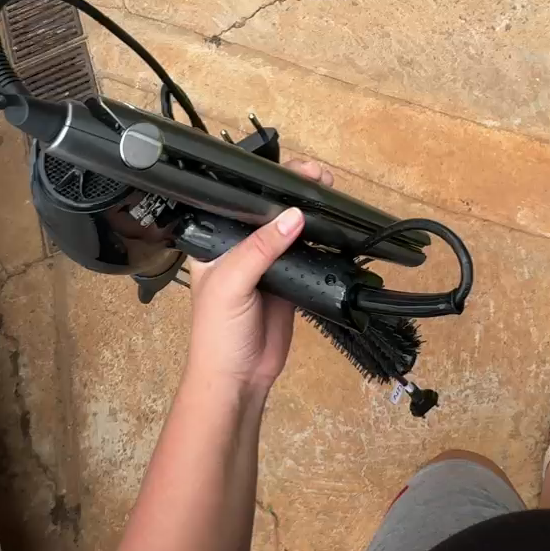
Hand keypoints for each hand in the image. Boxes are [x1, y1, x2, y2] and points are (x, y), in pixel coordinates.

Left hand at [183, 158, 333, 394]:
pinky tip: (334, 224)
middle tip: (319, 177)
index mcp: (216, 241)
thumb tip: (295, 216)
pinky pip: (307, 253)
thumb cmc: (218, 333)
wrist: (239, 380)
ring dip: (309, 211)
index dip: (263, 183)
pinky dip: (321, 239)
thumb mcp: (231, 284)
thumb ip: (260, 249)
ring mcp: (267, 263)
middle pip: (268, 211)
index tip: (292, 170)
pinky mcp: (290, 280)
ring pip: (290, 229)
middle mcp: (241, 247)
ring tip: (331, 191)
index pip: (239, 202)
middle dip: (292, 191)